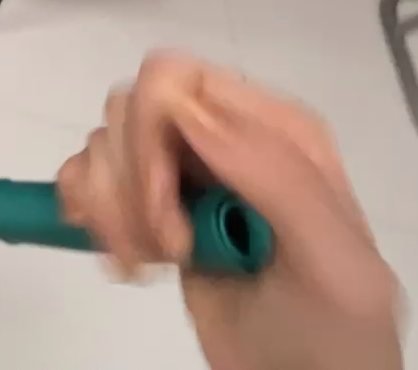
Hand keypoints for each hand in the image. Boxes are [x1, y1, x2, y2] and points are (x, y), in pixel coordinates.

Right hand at [57, 52, 402, 369]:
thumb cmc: (333, 339)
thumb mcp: (339, 270)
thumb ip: (279, 182)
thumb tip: (188, 110)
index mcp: (275, 130)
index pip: (176, 78)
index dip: (150, 130)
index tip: (164, 204)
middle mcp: (218, 131)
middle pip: (126, 107)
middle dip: (131, 182)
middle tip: (168, 247)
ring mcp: (174, 160)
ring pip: (99, 143)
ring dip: (112, 209)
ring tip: (150, 263)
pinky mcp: (137, 192)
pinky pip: (79, 170)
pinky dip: (87, 212)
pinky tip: (124, 253)